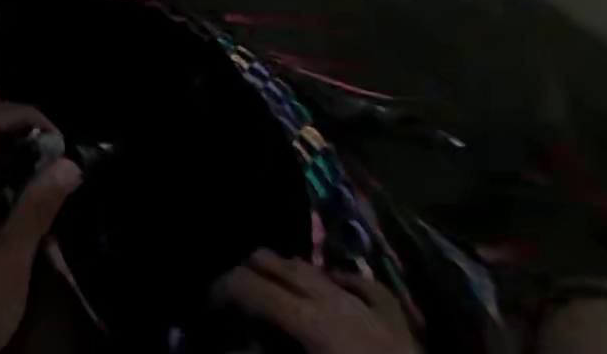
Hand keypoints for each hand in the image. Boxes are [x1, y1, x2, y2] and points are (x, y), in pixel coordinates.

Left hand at [0, 102, 83, 353]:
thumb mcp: (12, 256)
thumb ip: (38, 206)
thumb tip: (69, 162)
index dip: (20, 115)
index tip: (58, 135)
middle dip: (23, 131)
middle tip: (60, 151)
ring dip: (22, 154)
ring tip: (56, 169)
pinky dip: (16, 177)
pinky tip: (40, 196)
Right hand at [213, 251, 419, 353]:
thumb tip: (234, 343)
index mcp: (308, 319)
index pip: (245, 285)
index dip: (218, 292)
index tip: (209, 313)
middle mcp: (333, 299)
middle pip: (270, 263)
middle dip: (245, 277)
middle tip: (234, 307)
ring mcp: (368, 308)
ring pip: (310, 267)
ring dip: (283, 277)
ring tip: (271, 300)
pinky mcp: (398, 323)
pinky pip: (363, 287)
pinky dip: (339, 283)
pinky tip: (330, 289)